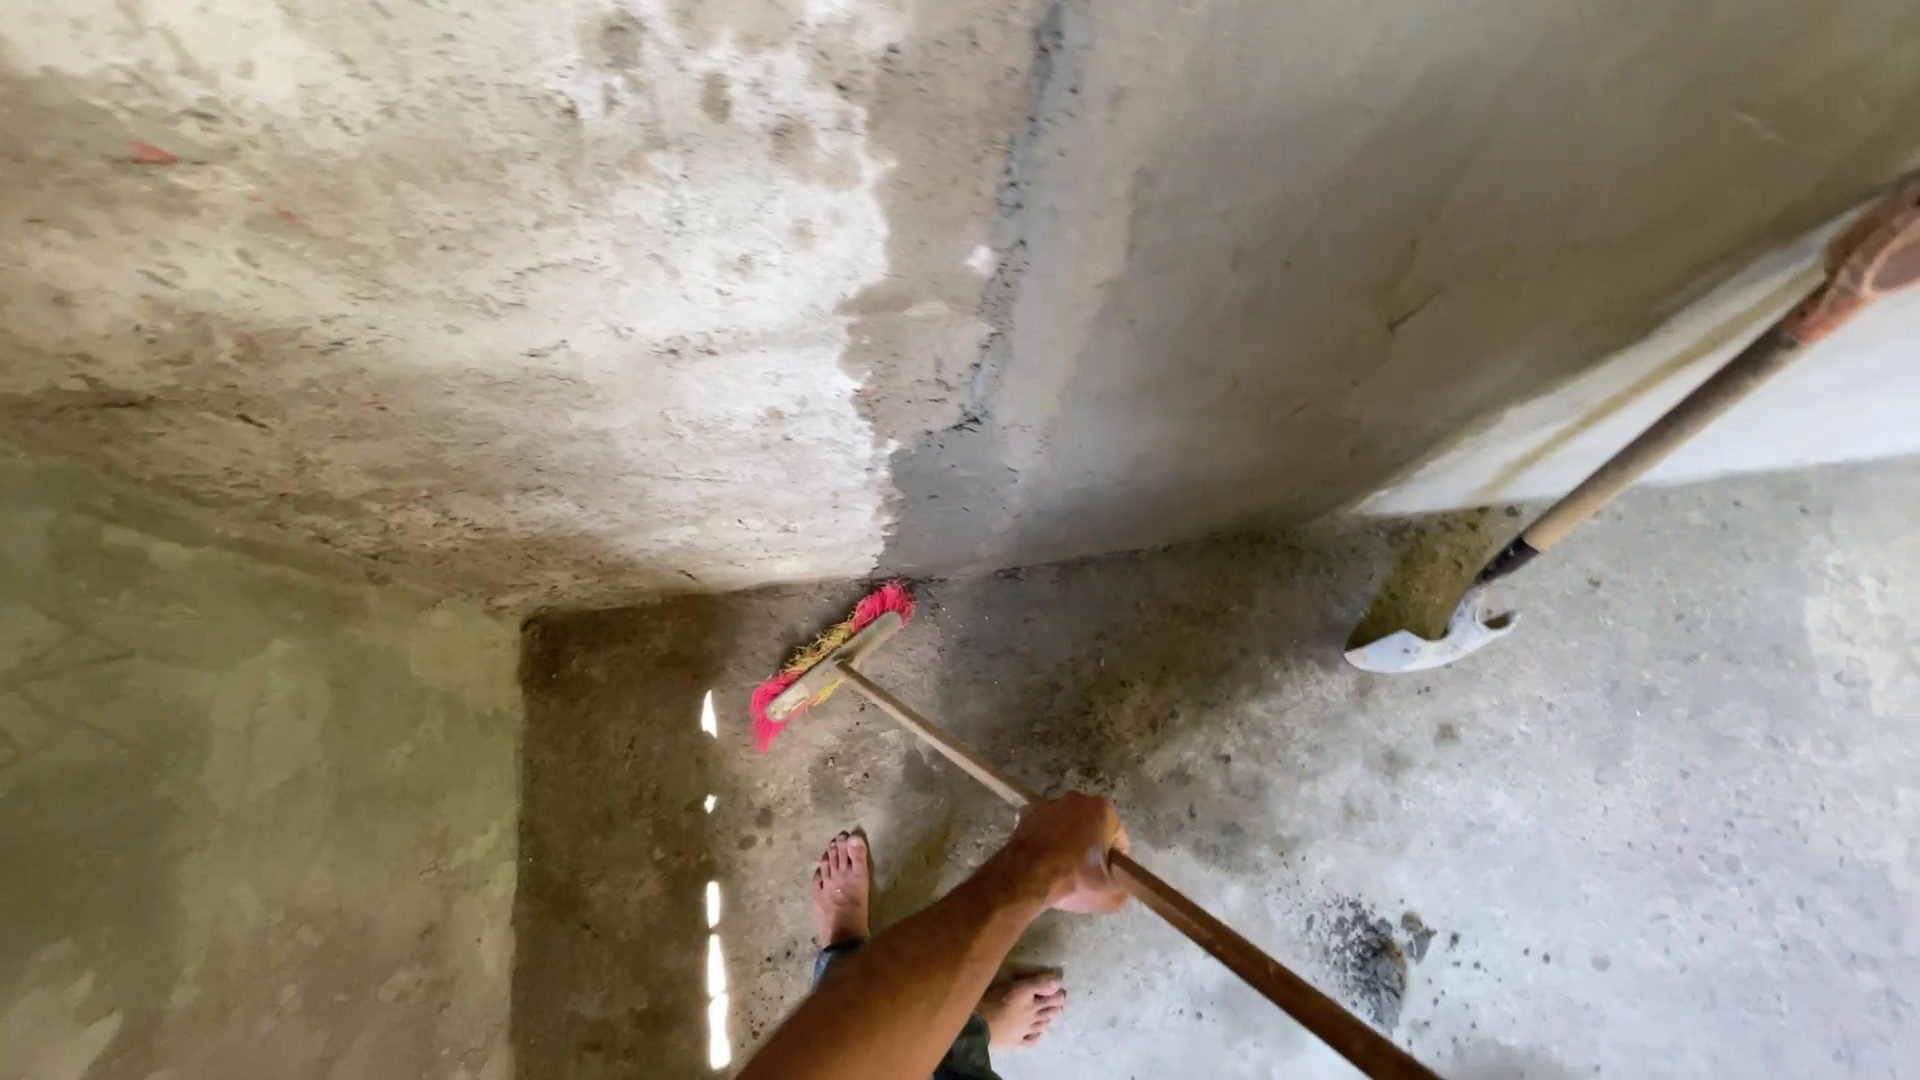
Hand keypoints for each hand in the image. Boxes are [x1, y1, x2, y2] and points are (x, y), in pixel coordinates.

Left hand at [992, 792, 1129, 913]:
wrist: (1028, 876)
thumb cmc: (1074, 879)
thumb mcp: (1112, 895)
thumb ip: (1123, 885)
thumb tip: (1117, 884)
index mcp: (1103, 809)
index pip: (1117, 839)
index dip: (1114, 861)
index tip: (1104, 877)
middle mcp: (1077, 798)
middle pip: (1091, 826)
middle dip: (1090, 845)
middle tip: (1084, 872)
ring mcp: (1049, 802)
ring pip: (1066, 823)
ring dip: (1067, 838)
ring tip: (1061, 865)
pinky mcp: (1028, 811)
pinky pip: (1043, 825)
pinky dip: (1045, 836)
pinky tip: (1043, 857)